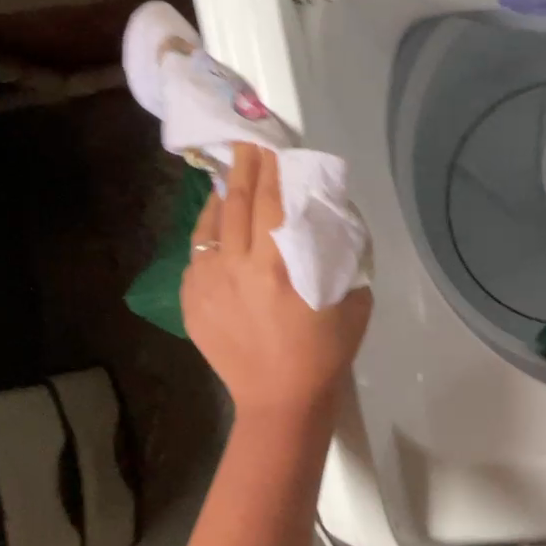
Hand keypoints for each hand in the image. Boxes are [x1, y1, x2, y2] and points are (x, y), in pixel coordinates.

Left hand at [182, 144, 371, 419]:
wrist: (281, 400)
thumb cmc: (326, 350)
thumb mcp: (353, 299)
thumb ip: (341, 256)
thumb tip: (329, 221)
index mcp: (278, 265)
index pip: (270, 200)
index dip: (271, 169)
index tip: (271, 145)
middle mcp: (236, 266)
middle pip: (235, 203)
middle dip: (242, 169)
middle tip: (247, 145)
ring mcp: (207, 284)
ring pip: (209, 225)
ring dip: (220, 196)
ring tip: (228, 178)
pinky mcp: (191, 301)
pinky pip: (197, 255)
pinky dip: (208, 234)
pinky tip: (217, 228)